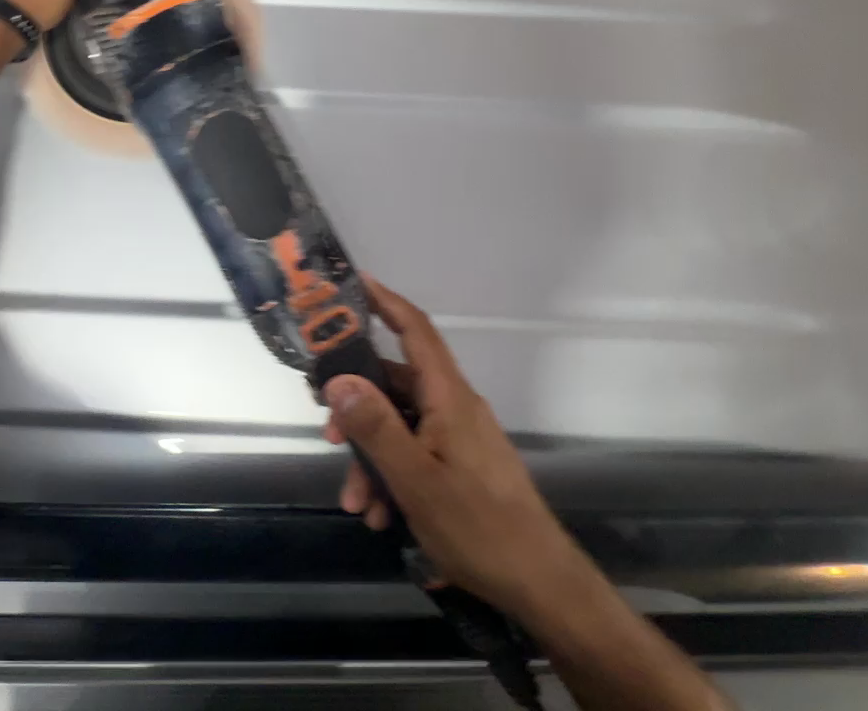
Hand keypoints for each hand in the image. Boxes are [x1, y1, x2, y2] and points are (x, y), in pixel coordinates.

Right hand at [322, 276, 565, 609]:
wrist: (538, 583)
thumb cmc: (477, 526)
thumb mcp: (415, 480)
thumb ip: (376, 427)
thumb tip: (338, 379)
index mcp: (448, 397)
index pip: (416, 330)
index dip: (386, 302)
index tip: (354, 284)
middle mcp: (454, 407)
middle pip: (394, 385)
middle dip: (356, 411)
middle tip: (328, 437)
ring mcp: (458, 438)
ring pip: (399, 427)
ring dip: (371, 459)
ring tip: (359, 505)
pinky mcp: (459, 465)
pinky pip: (414, 454)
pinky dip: (391, 478)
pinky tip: (381, 518)